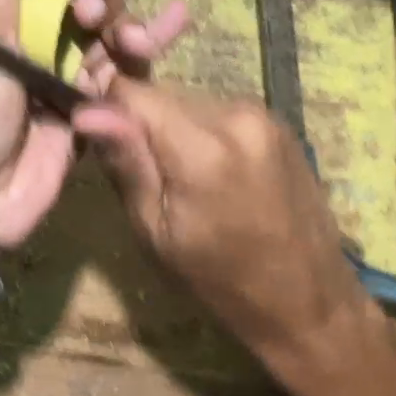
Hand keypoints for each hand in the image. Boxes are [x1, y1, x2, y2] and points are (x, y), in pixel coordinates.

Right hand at [71, 81, 373, 372]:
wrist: (311, 305)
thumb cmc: (220, 281)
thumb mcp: (155, 232)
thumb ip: (124, 162)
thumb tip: (85, 109)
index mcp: (203, 147)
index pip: (131, 91)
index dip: (109, 111)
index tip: (109, 147)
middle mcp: (236, 115)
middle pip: (160, 94)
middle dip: (144, 125)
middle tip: (152, 179)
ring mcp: (263, 114)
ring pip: (187, 100)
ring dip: (173, 128)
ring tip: (186, 181)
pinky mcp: (277, 121)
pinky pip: (216, 110)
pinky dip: (203, 133)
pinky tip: (216, 176)